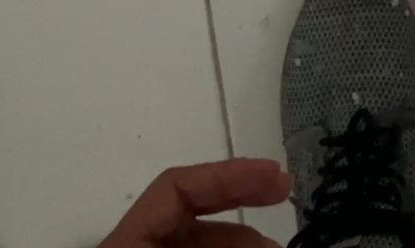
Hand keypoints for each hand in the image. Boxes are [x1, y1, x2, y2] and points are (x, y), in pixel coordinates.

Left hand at [99, 158, 292, 247]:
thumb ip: (219, 247)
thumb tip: (271, 242)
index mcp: (127, 241)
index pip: (177, 185)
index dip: (228, 174)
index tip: (274, 174)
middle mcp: (138, 247)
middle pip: (196, 214)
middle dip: (244, 203)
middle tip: (287, 194)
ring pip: (202, 246)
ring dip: (245, 241)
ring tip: (281, 246)